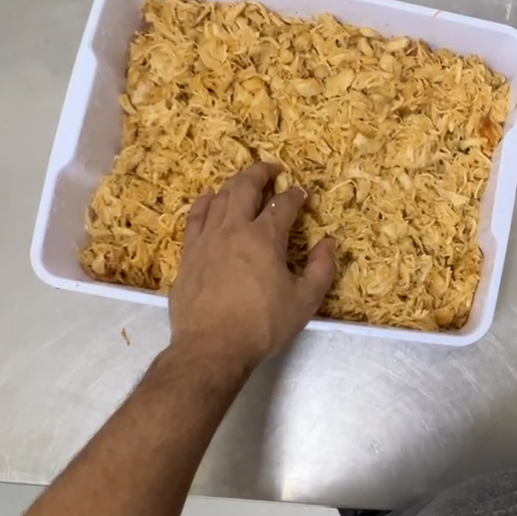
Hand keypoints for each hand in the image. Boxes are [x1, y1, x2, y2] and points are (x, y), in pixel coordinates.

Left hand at [163, 162, 335, 375]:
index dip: (295, 196)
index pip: (283, 205)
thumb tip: (327, 243)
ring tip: (244, 181)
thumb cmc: (263, 325)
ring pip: (219, 197)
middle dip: (261, 173)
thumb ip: (322, 269)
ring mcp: (207, 239)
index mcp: (265, 238)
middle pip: (245, 187)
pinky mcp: (189, 253)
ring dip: (234, 184)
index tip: (302, 194)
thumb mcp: (306, 301)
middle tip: (272, 169)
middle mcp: (234, 229)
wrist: (212, 347)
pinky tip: (209, 199)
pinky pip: (196, 217)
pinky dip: (205, 202)